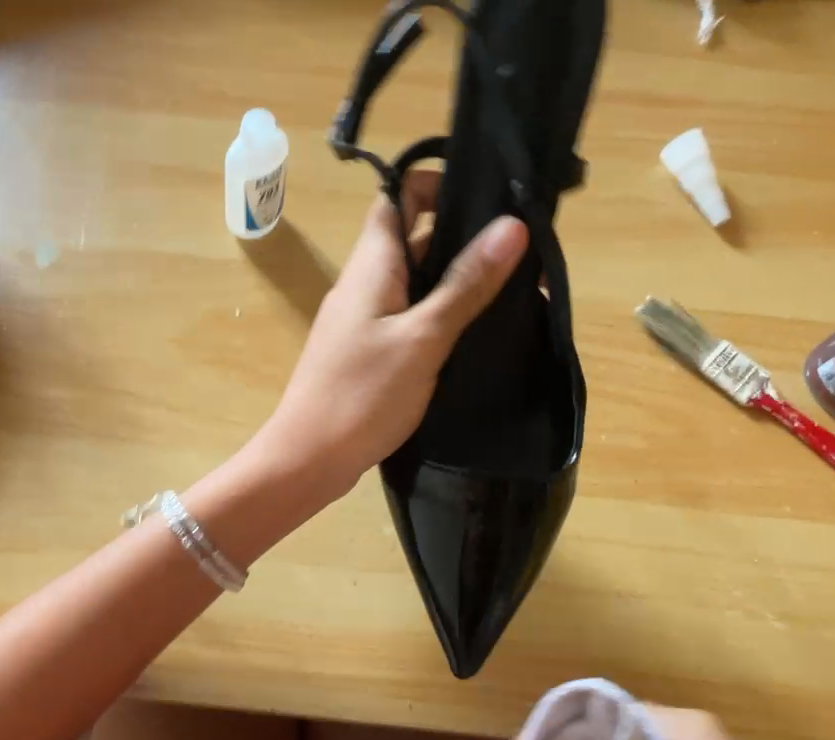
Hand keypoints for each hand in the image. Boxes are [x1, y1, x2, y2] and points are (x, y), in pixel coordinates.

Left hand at [254, 170, 528, 495]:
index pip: (400, 196)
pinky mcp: (369, 352)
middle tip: (525, 253)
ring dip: (459, 281)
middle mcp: (365, 283)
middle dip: (466, 238)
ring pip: (417, 282)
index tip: (492, 196)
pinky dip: (442, 317)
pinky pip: (410, 318)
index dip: (440, 184)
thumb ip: (464, 285)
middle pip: (416, 238)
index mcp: (372, 264)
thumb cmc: (361, 396)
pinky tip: (478, 333)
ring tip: (517, 292)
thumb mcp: (422, 339)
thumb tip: (511, 226)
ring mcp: (365, 319)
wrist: (308, 459)